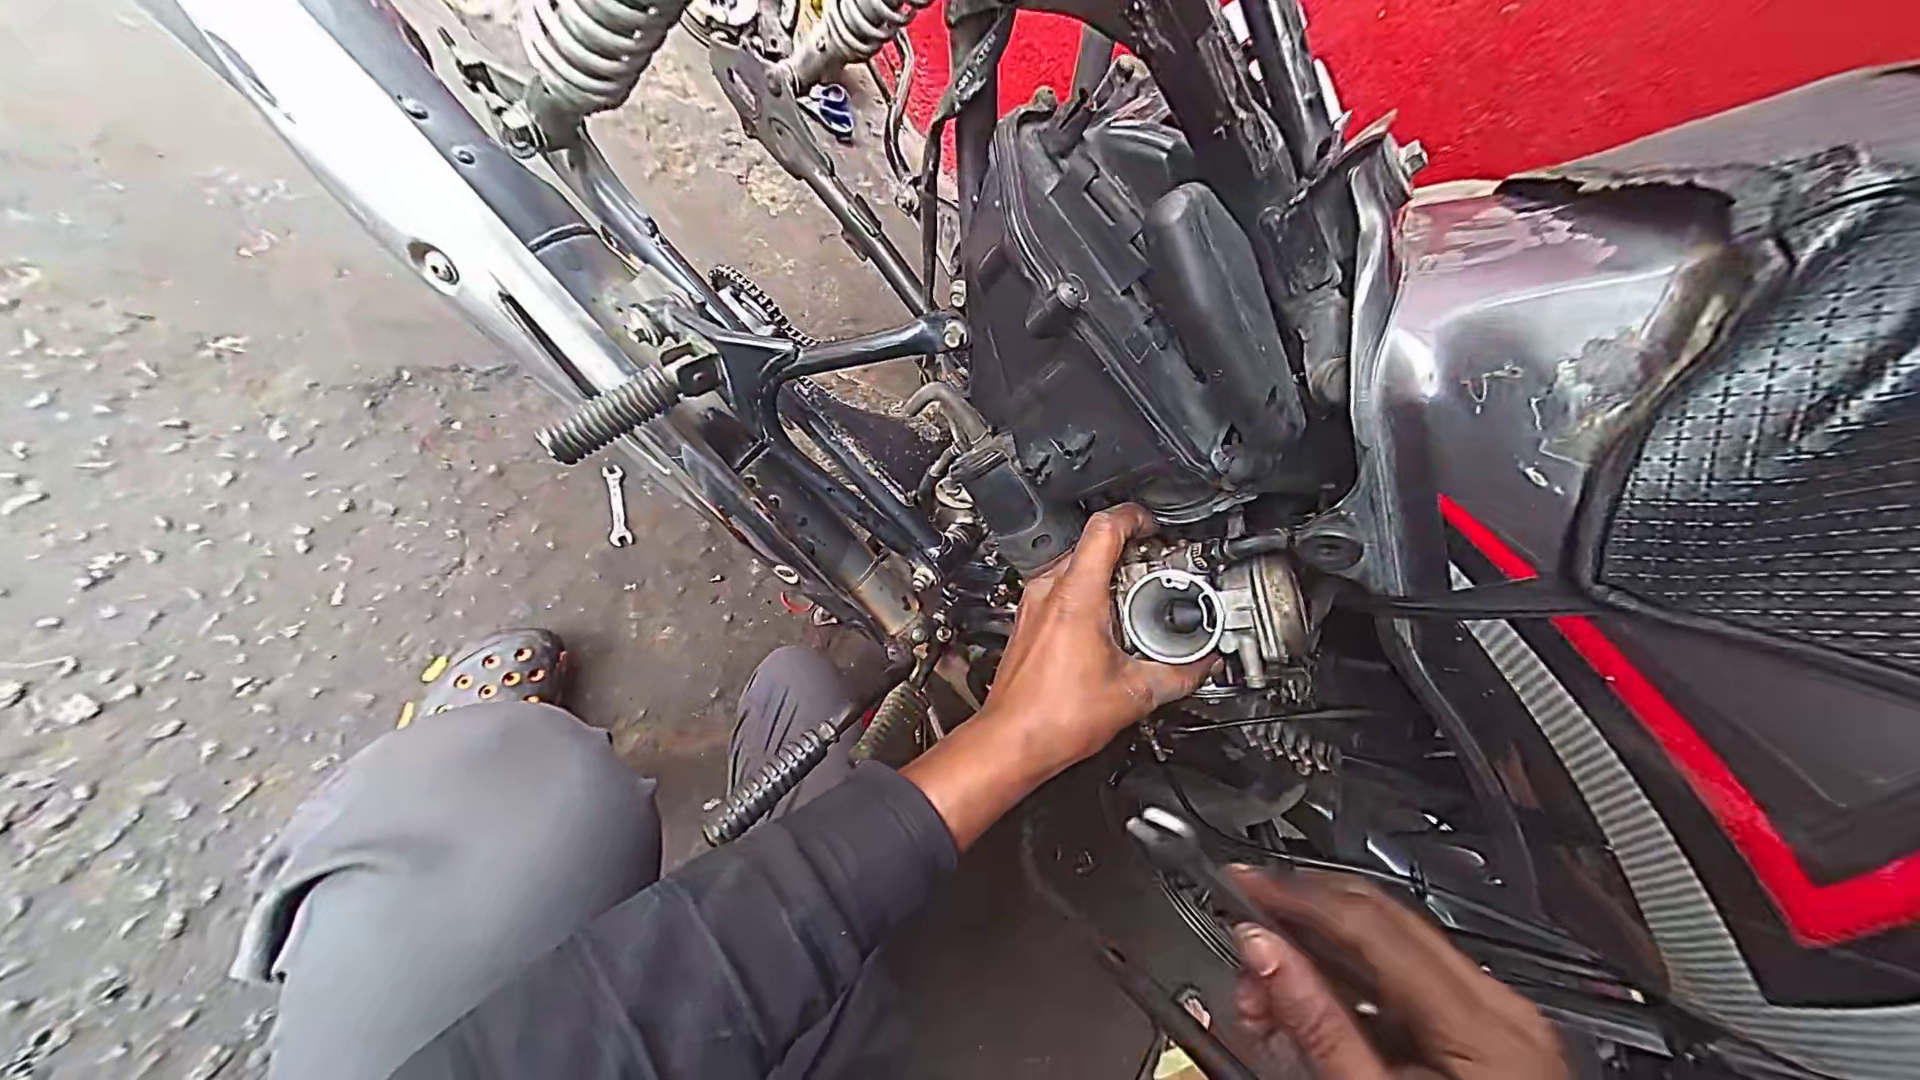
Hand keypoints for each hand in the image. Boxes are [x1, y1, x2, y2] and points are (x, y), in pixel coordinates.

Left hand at [900, 504, 1213, 848]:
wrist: (1013, 738)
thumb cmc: (1054, 717)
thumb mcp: (1134, 693)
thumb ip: (1180, 672)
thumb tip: (1203, 662)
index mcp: (1075, 597)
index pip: (1105, 528)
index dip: (1136, 518)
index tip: (1155, 528)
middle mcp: (1048, 591)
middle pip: (1092, 544)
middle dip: (1130, 553)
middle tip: (1157, 573)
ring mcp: (1033, 603)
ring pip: (1075, 565)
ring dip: (1108, 574)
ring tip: (1135, 600)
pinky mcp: (1028, 618)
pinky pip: (1061, 588)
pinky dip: (1088, 593)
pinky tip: (1107, 622)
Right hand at [1230, 868, 1568, 1079]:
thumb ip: (1316, 1024)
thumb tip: (1260, 944)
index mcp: (1481, 1025)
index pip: (1364, 918)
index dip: (1291, 893)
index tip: (1240, 883)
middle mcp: (1497, 1006)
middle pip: (1371, 916)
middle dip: (1294, 920)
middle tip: (1244, 937)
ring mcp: (1493, 1017)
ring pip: (1379, 944)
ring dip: (1312, 953)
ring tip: (1265, 995)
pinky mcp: (1481, 1033)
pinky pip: (1397, 977)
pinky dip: (1343, 981)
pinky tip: (1307, 1008)